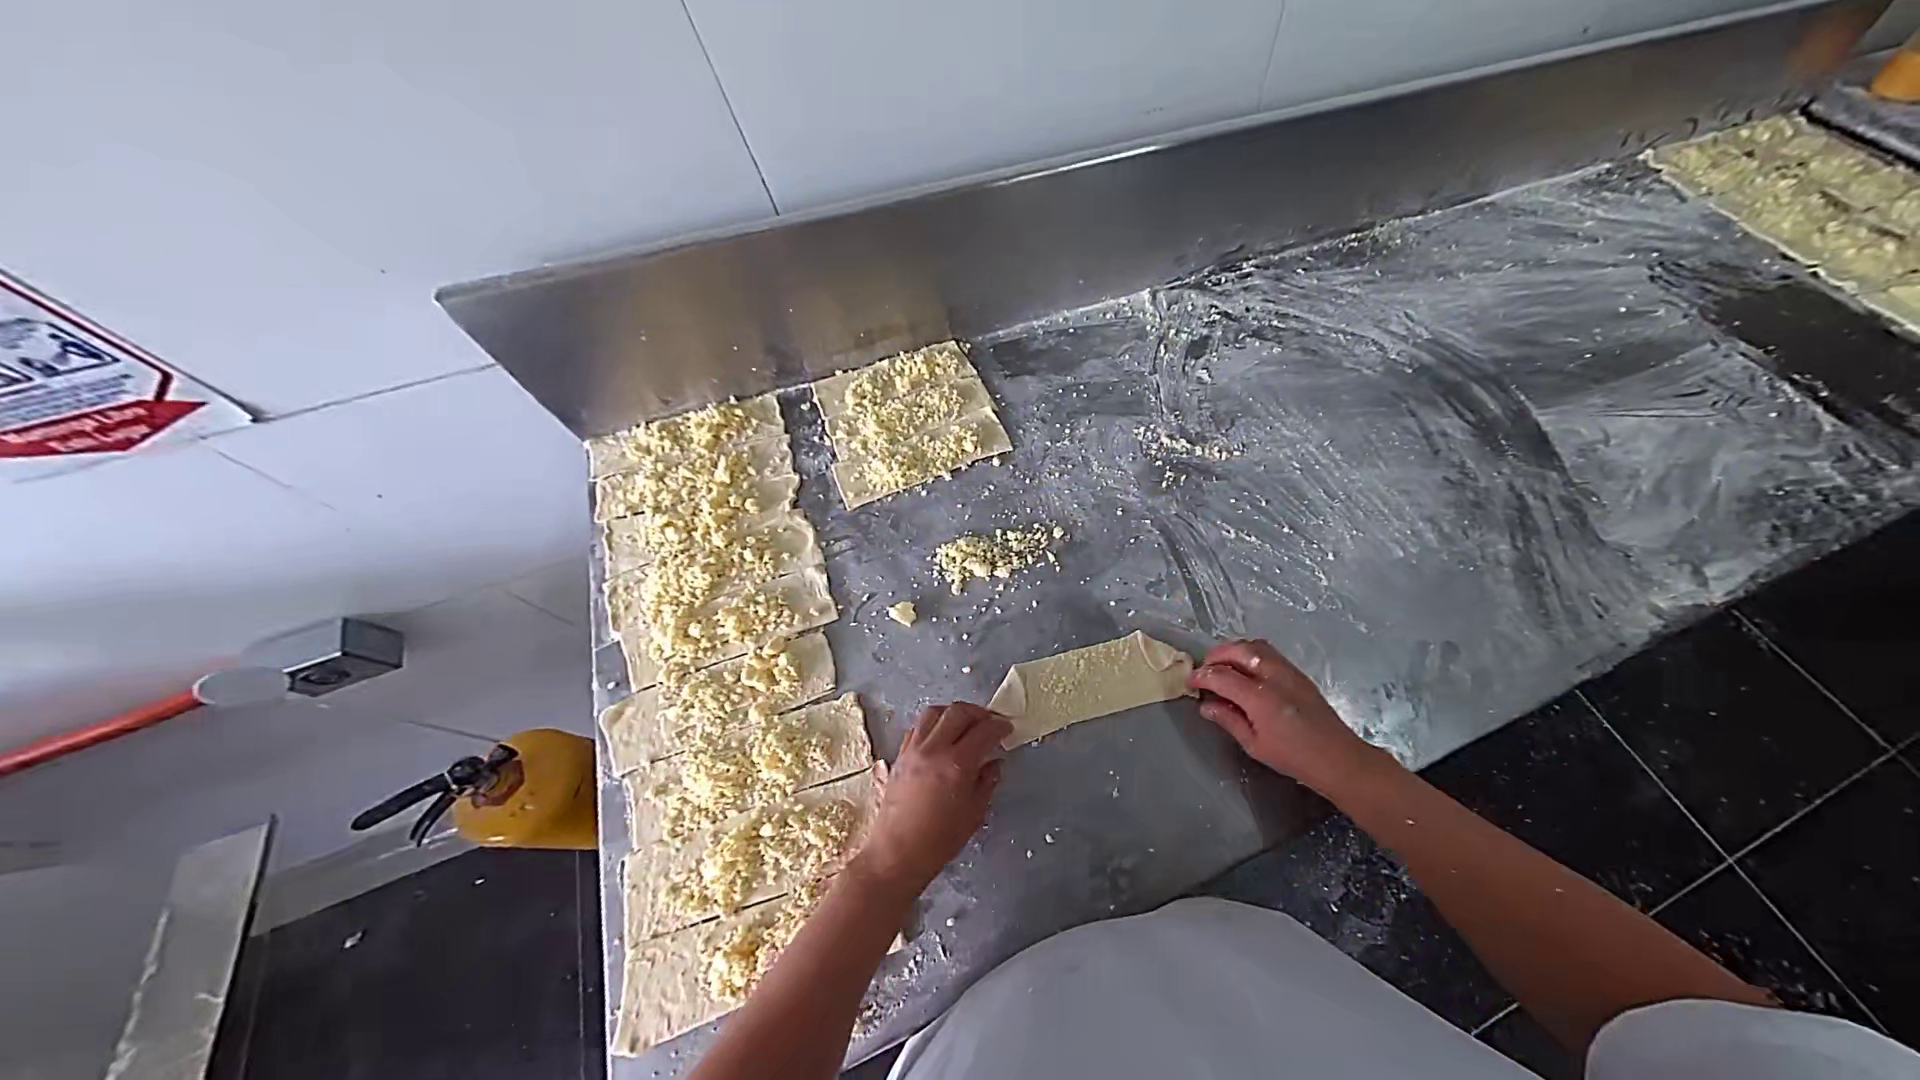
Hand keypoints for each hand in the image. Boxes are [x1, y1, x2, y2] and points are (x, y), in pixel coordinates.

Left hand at [856, 703, 1008, 892]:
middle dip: (978, 712)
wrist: (897, 854)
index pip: (983, 731)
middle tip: (989, 722)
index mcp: (956, 764)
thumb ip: (988, 782)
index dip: (998, 726)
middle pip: (958, 712)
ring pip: (935, 712)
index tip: (1006, 728)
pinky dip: (933, 724)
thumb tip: (995, 763)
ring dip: (954, 713)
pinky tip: (941, 737)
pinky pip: (918, 727)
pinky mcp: (899, 756)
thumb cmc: (938, 841)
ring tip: (966, 724)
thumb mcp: (974, 813)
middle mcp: (933, 750)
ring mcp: (913, 750)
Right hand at [1189, 639, 1384, 794]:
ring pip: (1254, 646)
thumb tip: (1206, 706)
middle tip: (1205, 672)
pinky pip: (1269, 652)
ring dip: (1234, 651)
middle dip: (1215, 657)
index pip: (1220, 675)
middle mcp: (1273, 676)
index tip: (1191, 683)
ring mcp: (1288, 672)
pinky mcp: (1298, 674)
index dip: (1201, 677)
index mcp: (1259, 697)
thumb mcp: (1254, 744)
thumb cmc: (1294, 758)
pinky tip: (1246, 672)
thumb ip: (1228, 720)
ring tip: (1224, 668)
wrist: (1339, 759)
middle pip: (1237, 650)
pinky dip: (1251, 654)